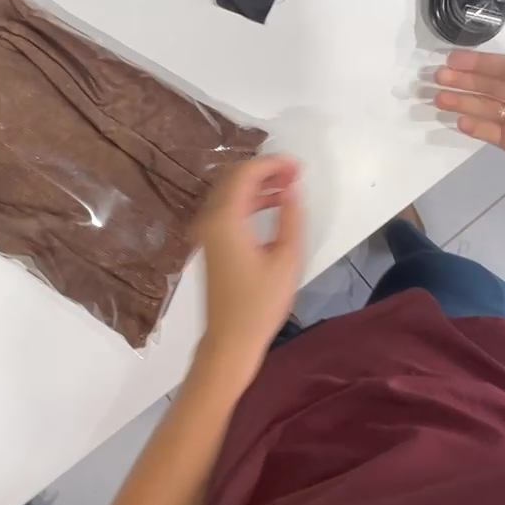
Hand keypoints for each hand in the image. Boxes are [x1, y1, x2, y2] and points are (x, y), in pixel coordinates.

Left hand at [190, 155, 305, 365]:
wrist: (230, 340)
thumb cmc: (260, 304)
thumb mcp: (287, 259)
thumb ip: (290, 217)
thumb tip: (291, 188)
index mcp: (225, 219)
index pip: (245, 174)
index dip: (272, 164)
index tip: (298, 166)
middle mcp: (209, 219)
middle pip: (234, 177)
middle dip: (265, 169)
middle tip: (295, 173)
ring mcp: (206, 230)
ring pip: (230, 191)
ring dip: (258, 184)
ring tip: (289, 186)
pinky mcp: (210, 242)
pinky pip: (228, 207)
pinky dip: (249, 200)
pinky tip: (273, 205)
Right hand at [433, 22, 504, 211]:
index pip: (504, 67)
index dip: (478, 62)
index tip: (451, 59)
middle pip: (489, 85)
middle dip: (463, 81)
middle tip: (437, 78)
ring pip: (484, 107)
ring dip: (462, 102)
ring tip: (438, 99)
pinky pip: (488, 130)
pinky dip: (473, 126)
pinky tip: (458, 122)